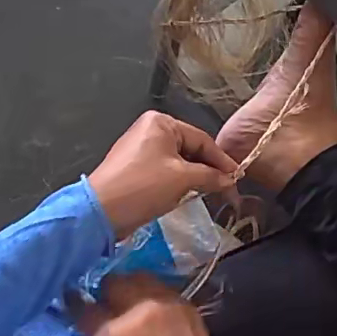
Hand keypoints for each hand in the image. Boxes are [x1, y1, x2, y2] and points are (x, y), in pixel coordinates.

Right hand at [74, 273, 273, 335]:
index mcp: (115, 335)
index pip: (85, 308)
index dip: (76, 308)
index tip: (72, 307)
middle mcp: (141, 308)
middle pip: (114, 282)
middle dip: (105, 294)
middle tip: (104, 309)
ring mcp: (168, 302)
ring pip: (139, 278)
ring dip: (130, 290)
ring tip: (127, 307)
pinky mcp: (188, 305)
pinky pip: (161, 289)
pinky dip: (151, 296)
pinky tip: (149, 313)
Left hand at [89, 111, 238, 237]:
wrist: (99, 213)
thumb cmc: (143, 187)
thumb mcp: (182, 179)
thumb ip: (211, 176)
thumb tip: (230, 179)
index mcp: (161, 122)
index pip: (202, 139)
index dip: (221, 160)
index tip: (237, 177)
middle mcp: (149, 129)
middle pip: (190, 149)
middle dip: (207, 169)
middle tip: (226, 187)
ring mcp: (139, 148)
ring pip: (178, 161)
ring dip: (193, 177)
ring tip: (210, 192)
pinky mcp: (133, 167)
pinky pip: (164, 170)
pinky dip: (177, 182)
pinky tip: (187, 194)